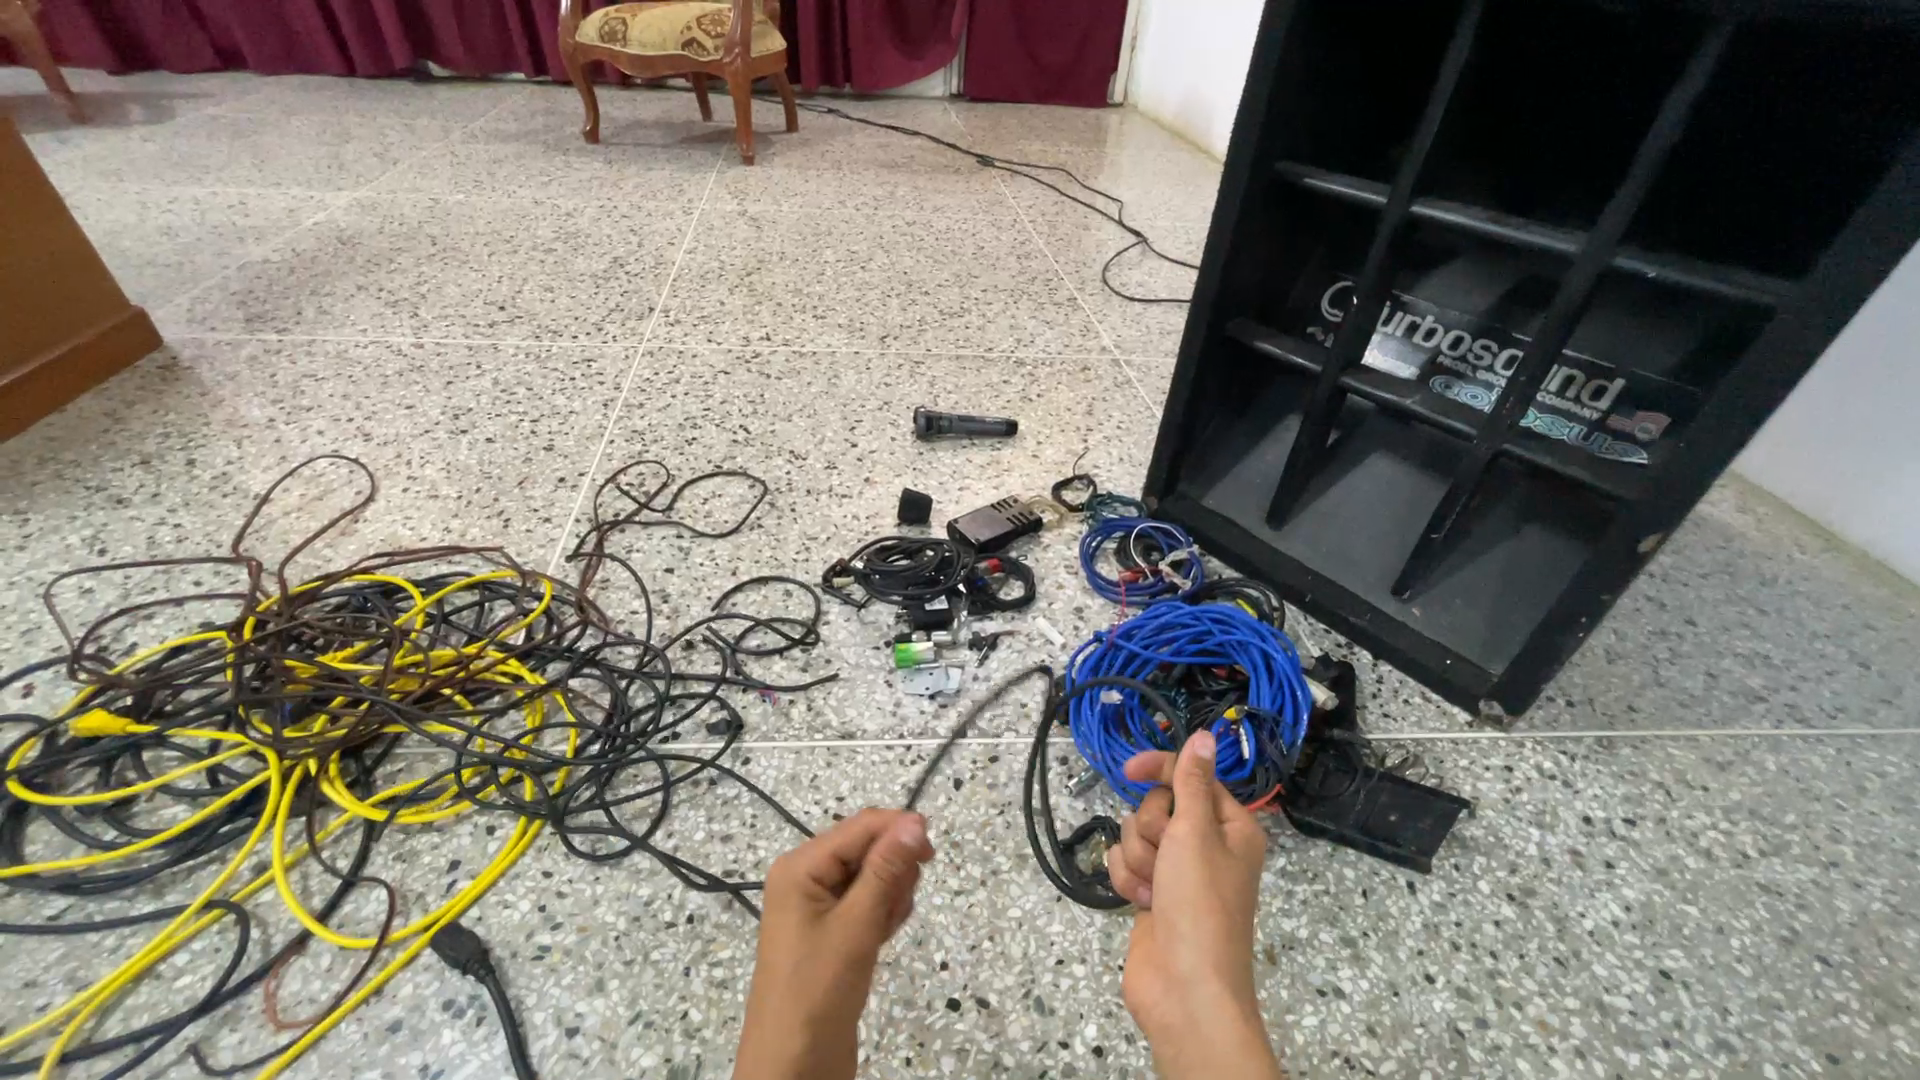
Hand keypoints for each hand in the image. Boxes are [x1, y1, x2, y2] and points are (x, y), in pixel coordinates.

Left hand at [734, 809, 933, 1079]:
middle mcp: (807, 876)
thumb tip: (915, 821)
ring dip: (890, 894)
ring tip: (884, 929)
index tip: (933, 851)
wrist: (793, 1067)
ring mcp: (818, 905)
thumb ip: (887, 869)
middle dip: (893, 869)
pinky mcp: (832, 931)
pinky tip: (882, 937)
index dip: (899, 829)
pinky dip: (883, 913)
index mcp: (801, 865)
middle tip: (897, 905)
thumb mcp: (856, 925)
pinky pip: (868, 902)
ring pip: (873, 875)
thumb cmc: (818, 990)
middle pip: (867, 847)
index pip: (860, 826)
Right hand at [1107, 730, 1282, 1079]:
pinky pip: (1126, 864)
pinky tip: (1140, 904)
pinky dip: (1127, 881)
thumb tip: (1203, 735)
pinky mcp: (1152, 894)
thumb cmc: (1199, 904)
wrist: (1186, 988)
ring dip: (1138, 858)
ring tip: (1153, 889)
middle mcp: (1206, 845)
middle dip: (1150, 828)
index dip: (1161, 771)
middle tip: (1165, 856)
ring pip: (1136, 835)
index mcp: (1230, 827)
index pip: (1190, 778)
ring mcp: (1177, 872)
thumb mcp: (1195, 833)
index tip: (1129, 770)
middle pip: (1158, 807)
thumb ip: (1190, 781)